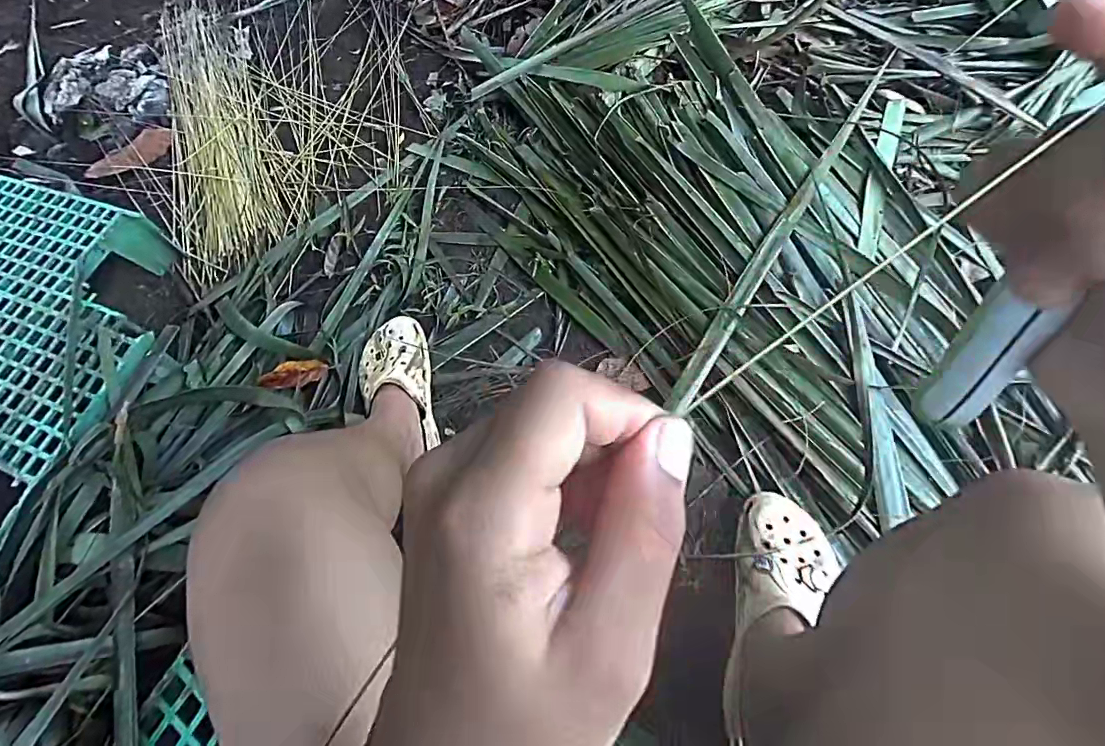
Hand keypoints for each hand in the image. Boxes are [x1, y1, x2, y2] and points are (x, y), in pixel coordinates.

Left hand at [371, 363, 693, 745]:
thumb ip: (645, 531)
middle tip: (630, 523)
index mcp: (481, 508)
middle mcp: (444, 469)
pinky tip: (568, 533)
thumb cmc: (527, 726)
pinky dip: (559, 471)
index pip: (560, 391)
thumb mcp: (612, 649)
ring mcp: (435, 473)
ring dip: (587, 460)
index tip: (660, 468)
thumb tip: (668, 433)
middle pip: (548, 401)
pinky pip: (517, 441)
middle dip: (609, 442)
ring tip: (599, 539)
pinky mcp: (440, 483)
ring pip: (537, 416)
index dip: (624, 411)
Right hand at [966, 0, 1104, 454]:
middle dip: (1084, 190)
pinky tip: (1040, 285)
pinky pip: (987, 197)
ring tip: (1073, 286)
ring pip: (1025, 159)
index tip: (1073, 23)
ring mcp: (1096, 195)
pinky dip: (1002, 237)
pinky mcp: (1034, 230)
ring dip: (1038, 224)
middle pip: (1093, 124)